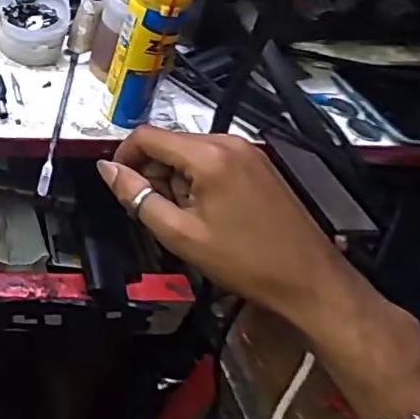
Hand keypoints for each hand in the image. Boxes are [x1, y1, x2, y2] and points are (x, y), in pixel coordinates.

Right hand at [97, 127, 362, 320]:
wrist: (311, 282)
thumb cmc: (247, 262)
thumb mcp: (181, 235)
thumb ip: (138, 198)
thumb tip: (108, 170)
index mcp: (208, 155)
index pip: (147, 135)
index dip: (124, 156)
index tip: (119, 182)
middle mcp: (226, 141)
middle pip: (168, 142)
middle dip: (153, 171)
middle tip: (155, 209)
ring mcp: (245, 149)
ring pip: (188, 151)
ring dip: (175, 176)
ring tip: (186, 216)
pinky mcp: (256, 161)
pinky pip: (211, 157)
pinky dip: (198, 177)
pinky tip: (207, 210)